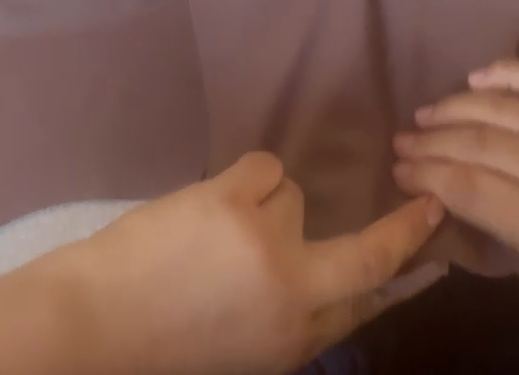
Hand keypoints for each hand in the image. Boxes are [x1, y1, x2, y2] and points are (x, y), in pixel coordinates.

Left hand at [45, 151, 445, 374]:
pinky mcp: (233, 200)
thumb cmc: (163, 343)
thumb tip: (332, 279)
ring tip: (219, 227)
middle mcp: (293, 294)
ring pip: (293, 196)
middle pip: (366, 254)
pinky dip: (248, 178)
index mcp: (292, 340)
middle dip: (401, 229)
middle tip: (423, 202)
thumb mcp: (244, 350)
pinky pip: (265, 167)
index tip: (427, 242)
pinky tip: (215, 201)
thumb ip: (291, 315)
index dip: (399, 269)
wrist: (91, 326)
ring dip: (264, 204)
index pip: (365, 301)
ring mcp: (266, 242)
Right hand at [392, 59, 518, 312]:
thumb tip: (424, 198)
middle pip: (475, 144)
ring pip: (496, 108)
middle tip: (399, 144)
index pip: (467, 186)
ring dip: (451, 108)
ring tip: (422, 116)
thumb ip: (475, 230)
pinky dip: (504, 71)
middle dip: (429, 143)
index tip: (397, 172)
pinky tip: (473, 76)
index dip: (425, 176)